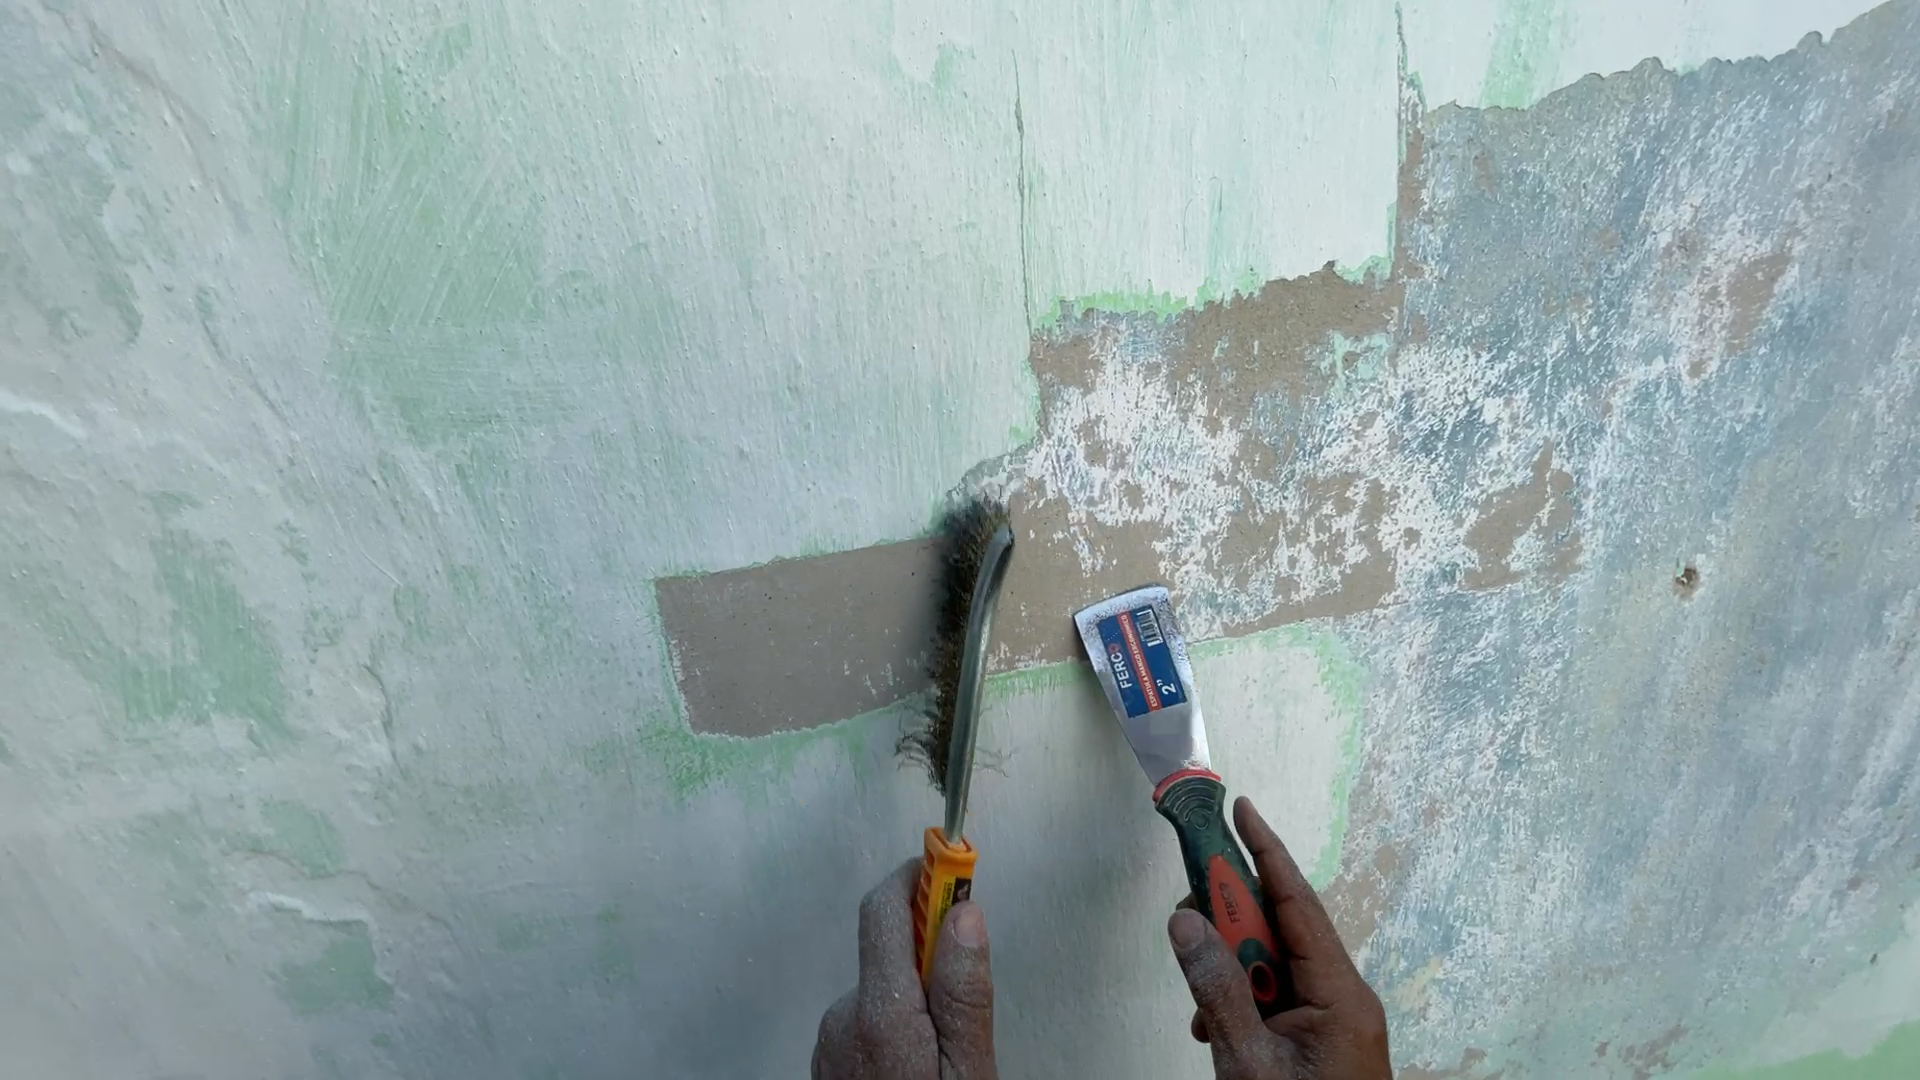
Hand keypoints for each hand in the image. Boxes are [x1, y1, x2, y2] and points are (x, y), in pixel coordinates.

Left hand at [813, 859, 997, 1079]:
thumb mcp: (968, 1071)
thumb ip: (964, 993)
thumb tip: (964, 912)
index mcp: (879, 1010)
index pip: (885, 908)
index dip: (918, 876)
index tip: (952, 870)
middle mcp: (843, 1016)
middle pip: (889, 952)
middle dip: (928, 956)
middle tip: (965, 999)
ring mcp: (829, 1042)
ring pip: (882, 991)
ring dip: (913, 998)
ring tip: (944, 1052)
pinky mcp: (826, 1063)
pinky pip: (865, 1022)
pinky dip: (894, 1026)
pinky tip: (915, 1066)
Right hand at [1168, 798, 1390, 1078]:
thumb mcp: (1247, 1061)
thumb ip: (1215, 986)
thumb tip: (1184, 916)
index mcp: (1341, 994)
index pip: (1296, 900)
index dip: (1266, 848)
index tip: (1242, 807)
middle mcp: (1343, 995)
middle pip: (1280, 926)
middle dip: (1231, 914)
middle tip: (1188, 908)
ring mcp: (1333, 1016)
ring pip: (1272, 959)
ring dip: (1230, 964)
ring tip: (1199, 1000)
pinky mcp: (1318, 1035)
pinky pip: (1273, 990)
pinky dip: (1238, 994)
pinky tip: (1211, 1023)